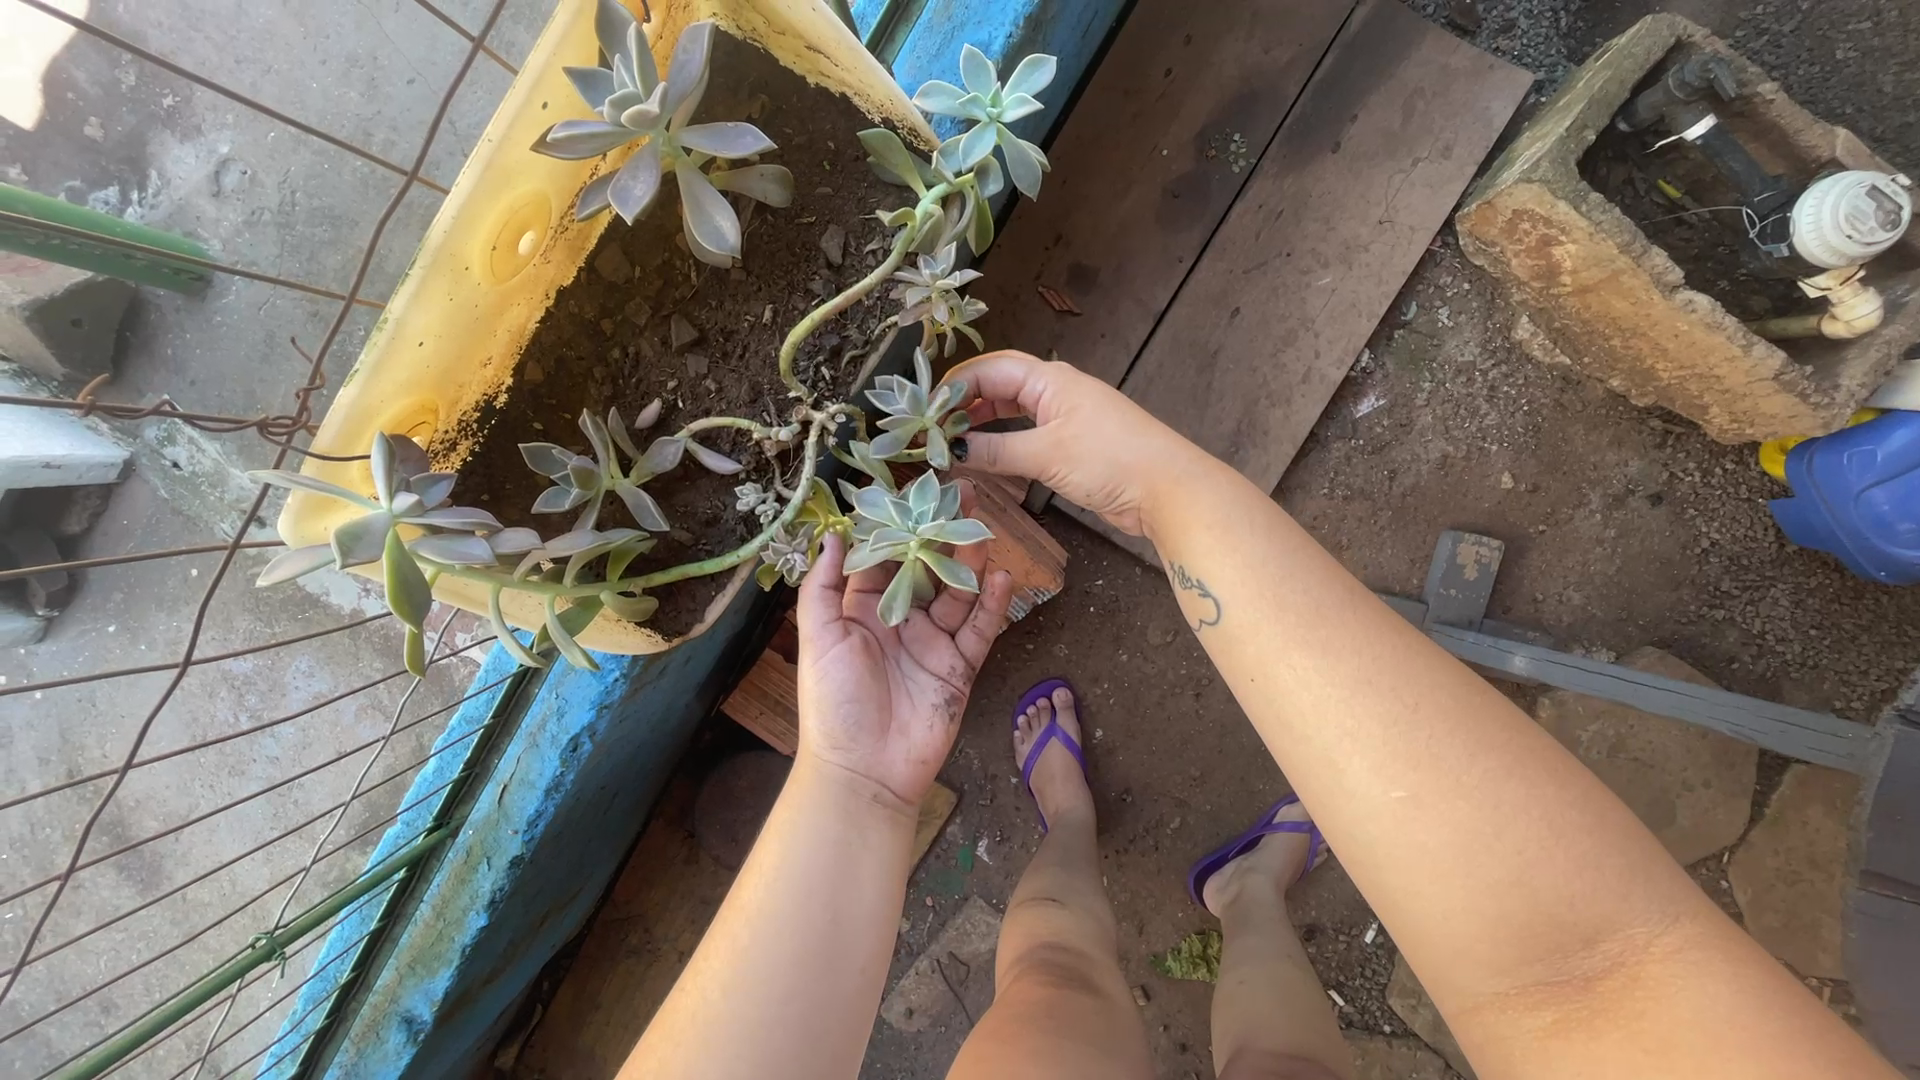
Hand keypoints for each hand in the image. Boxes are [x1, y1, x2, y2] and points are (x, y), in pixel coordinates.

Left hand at [795, 488, 1013, 813]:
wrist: (865, 771)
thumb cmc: (834, 704)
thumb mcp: (819, 638)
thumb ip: (823, 586)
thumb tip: (832, 536)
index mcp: (863, 611)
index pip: (886, 557)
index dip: (901, 526)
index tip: (917, 492)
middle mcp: (900, 621)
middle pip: (929, 569)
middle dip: (945, 534)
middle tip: (966, 496)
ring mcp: (932, 643)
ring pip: (957, 594)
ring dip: (970, 564)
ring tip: (983, 533)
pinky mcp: (959, 668)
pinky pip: (979, 630)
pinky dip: (991, 605)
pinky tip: (1000, 578)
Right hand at [941, 350, 1212, 536]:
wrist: (1168, 490)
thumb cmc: (1109, 460)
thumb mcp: (1045, 454)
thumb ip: (995, 450)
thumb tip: (949, 448)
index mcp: (1050, 379)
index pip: (991, 369)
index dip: (956, 385)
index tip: (924, 410)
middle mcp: (1056, 392)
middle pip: (1000, 386)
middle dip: (965, 402)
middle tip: (932, 425)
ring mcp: (1066, 419)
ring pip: (1013, 412)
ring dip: (983, 423)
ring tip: (951, 440)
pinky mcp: (1073, 447)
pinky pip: (1027, 437)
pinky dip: (1003, 444)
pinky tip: (986, 457)